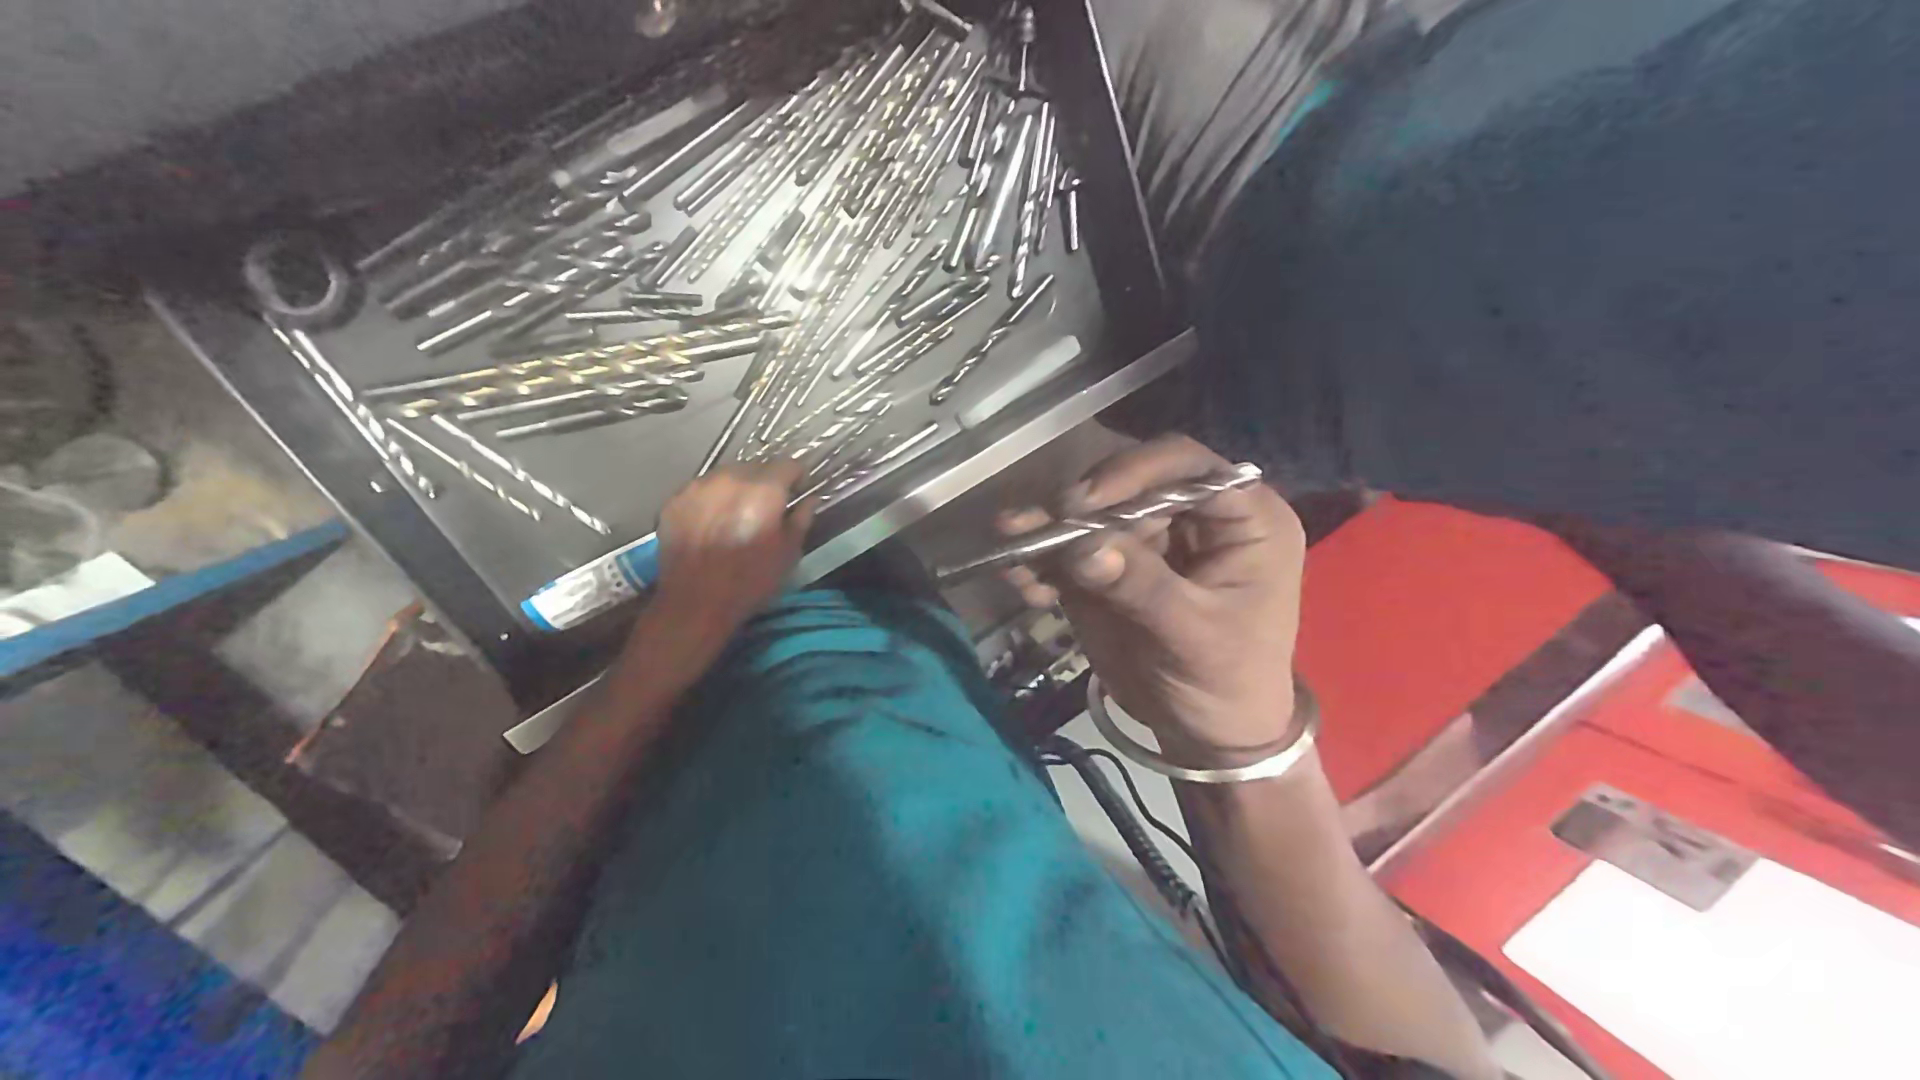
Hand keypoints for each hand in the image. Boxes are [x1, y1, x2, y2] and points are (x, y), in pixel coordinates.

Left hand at [649, 461, 814, 645]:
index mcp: (764, 490)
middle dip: (765, 482)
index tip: (796, 493)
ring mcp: (698, 486)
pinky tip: (711, 524)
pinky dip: (711, 499)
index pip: (788, 464)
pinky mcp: (674, 500)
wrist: (694, 603)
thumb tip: (809, 499)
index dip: (796, 478)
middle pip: (756, 466)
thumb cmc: (750, 581)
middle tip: (766, 508)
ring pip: (726, 475)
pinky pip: (701, 489)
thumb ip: (801, 519)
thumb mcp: (789, 554)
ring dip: (736, 488)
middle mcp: (730, 478)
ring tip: (736, 515)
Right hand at [1000, 435, 1305, 766]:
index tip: (1086, 501)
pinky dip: (1043, 566)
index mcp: (1241, 520)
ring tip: (1012, 543)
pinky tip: (1023, 584)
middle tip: (1041, 527)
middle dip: (1081, 506)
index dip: (1135, 472)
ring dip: (1049, 531)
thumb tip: (1083, 546)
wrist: (1206, 733)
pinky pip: (1070, 555)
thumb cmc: (1227, 682)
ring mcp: (1144, 543)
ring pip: (1091, 518)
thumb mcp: (1194, 636)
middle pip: (1128, 487)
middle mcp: (1189, 519)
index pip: (1188, 469)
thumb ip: (1141, 586)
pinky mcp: (1108, 569)